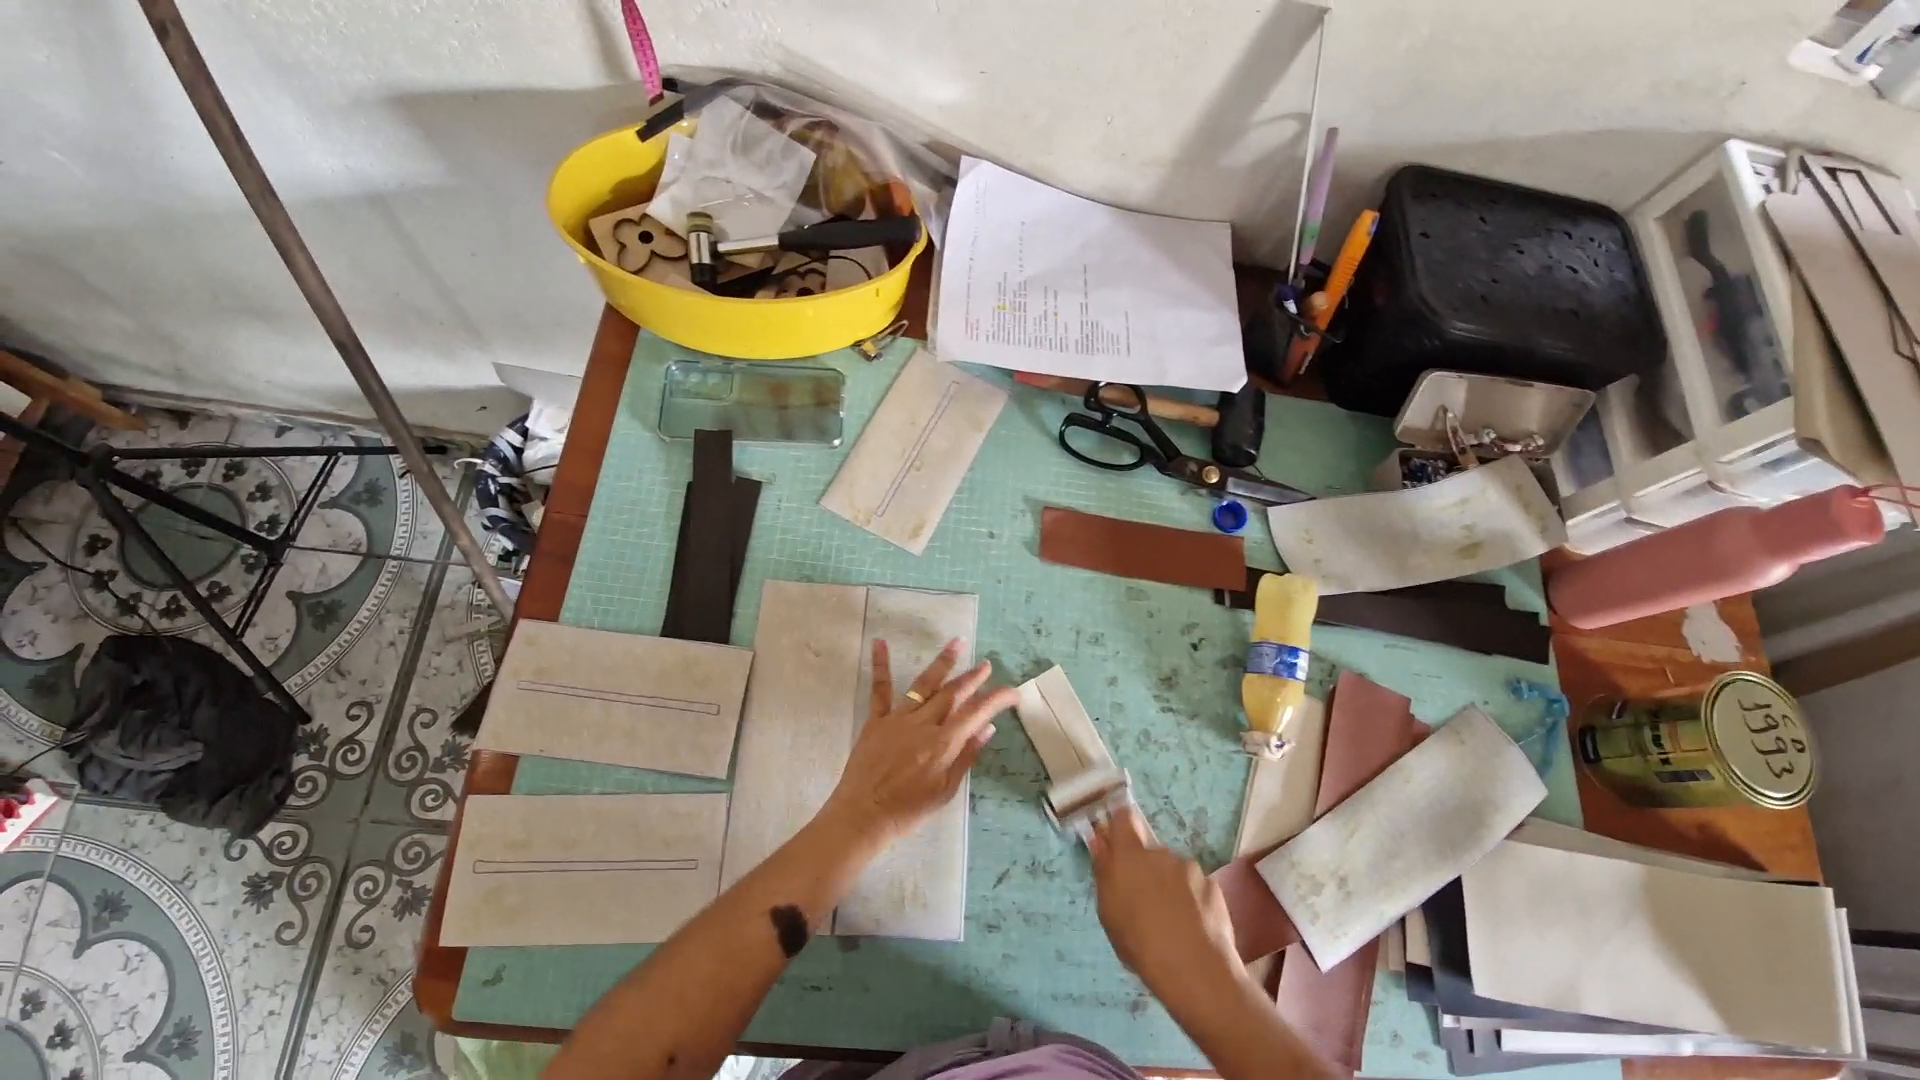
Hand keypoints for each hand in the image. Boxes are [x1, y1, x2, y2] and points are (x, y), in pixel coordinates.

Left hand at [821, 639, 1018, 847]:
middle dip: (973, 678)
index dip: (997, 700)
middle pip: (953, 694)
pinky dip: (880, 665)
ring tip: (957, 644)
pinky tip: (880, 642)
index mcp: (943, 744)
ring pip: (924, 684)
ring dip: (943, 663)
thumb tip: (988, 729)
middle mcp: (923, 725)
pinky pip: (880, 689)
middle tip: (986, 665)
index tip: (1012, 692)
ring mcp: (898, 719)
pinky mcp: (876, 721)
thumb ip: (966, 757)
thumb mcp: (945, 791)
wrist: (863, 815)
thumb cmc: (908, 811)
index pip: (977, 713)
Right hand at [1089, 806, 1242, 995]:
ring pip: (1174, 871)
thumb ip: (1104, 871)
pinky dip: (1192, 902)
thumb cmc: (1139, 941)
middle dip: (1146, 869)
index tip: (1117, 843)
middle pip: (1150, 851)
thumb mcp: (1108, 911)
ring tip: (1171, 922)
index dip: (1120, 825)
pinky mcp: (1213, 886)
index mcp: (1131, 855)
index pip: (1124, 817)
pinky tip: (1192, 928)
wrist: (1194, 968)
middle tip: (1144, 902)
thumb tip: (1100, 841)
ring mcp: (1190, 869)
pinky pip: (1196, 888)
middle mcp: (1161, 853)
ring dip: (1170, 887)